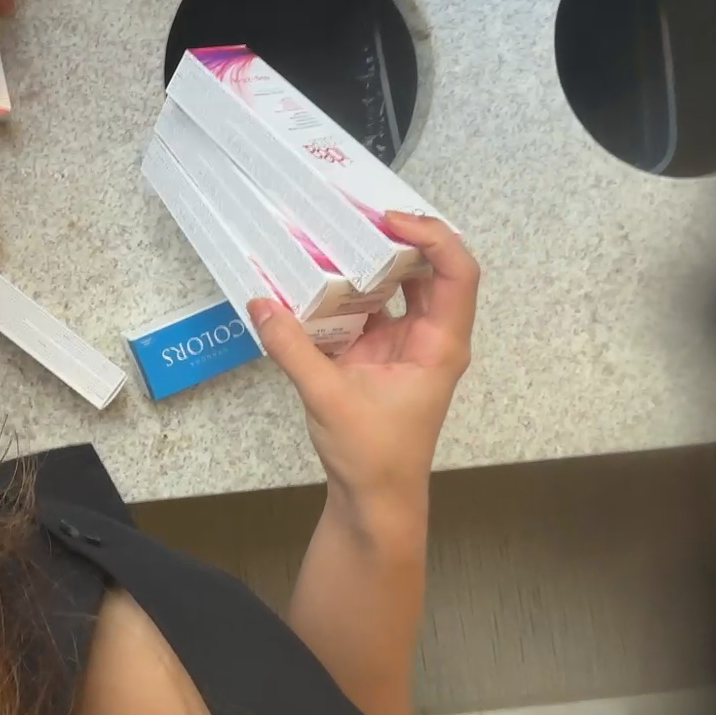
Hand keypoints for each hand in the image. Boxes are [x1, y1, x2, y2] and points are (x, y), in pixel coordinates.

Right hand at [247, 214, 478, 529]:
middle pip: (428, 272)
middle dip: (396, 240)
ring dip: (368, 264)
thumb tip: (258, 302)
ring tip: (331, 238)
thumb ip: (291, 347)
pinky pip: (365, 311)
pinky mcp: (375, 354)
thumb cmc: (372, 452)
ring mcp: (401, 344)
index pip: (457, 274)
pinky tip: (313, 280)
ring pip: (395, 289)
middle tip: (354, 217)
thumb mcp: (327, 395)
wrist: (374, 497)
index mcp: (439, 345)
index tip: (388, 221)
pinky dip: (343, 293)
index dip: (432, 238)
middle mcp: (427, 337)